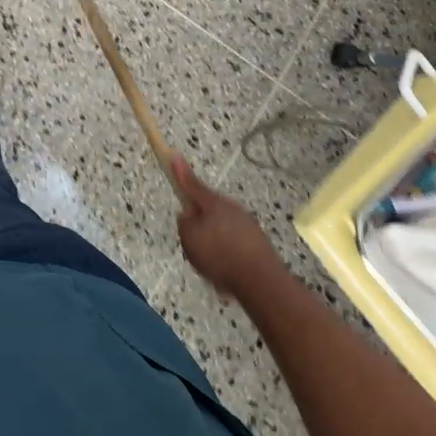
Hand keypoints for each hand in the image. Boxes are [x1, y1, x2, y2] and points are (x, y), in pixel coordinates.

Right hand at [173, 156, 284, 300]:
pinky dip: (227, 254)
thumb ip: (185, 222)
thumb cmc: (220, 256)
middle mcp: (232, 208)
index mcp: (213, 204)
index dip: (180, 171)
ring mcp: (247, 224)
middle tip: (195, 245)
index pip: (192, 184)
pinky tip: (226, 273)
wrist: (262, 281)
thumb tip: (189, 214)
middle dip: (200, 223)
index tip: (174, 154)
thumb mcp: (189, 239)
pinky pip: (234, 243)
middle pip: (208, 210)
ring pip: (222, 228)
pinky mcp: (257, 242)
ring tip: (212, 266)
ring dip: (214, 241)